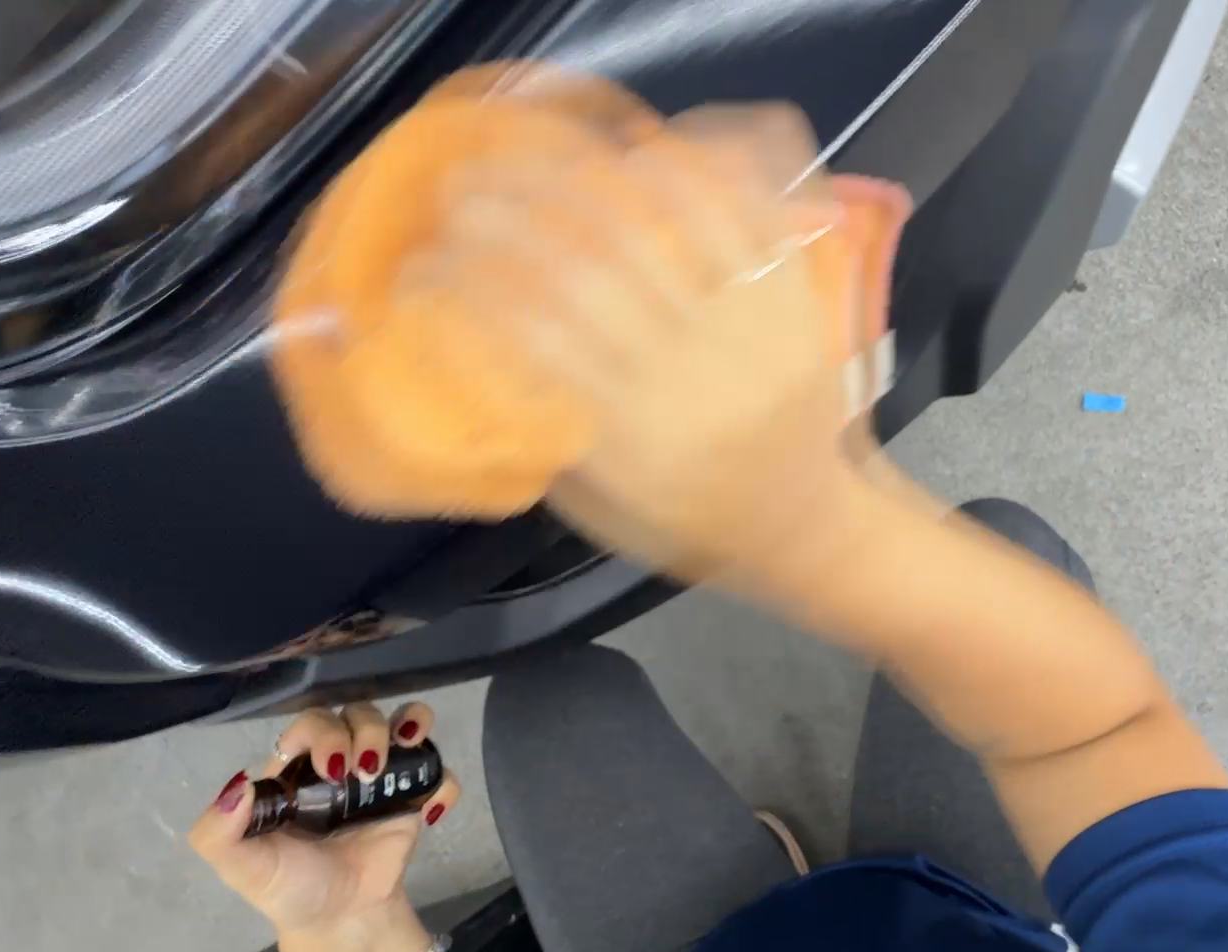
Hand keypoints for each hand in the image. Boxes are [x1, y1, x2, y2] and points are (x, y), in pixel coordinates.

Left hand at [189, 702, 462, 934]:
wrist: (339, 918)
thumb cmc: (288, 886)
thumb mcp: (241, 866)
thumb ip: (219, 832)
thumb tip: (237, 786)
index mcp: (302, 766)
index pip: (313, 722)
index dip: (325, 731)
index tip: (331, 768)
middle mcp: (345, 759)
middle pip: (362, 712)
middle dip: (369, 730)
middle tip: (365, 771)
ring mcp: (385, 774)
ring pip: (409, 721)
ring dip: (413, 724)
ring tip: (408, 747)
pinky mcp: (417, 797)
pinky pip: (442, 772)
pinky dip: (444, 784)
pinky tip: (429, 814)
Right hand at [440, 104, 875, 586]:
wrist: (808, 523)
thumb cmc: (697, 524)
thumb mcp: (607, 511)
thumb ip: (552, 439)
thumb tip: (492, 357)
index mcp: (636, 433)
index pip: (531, 332)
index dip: (463, 284)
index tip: (419, 263)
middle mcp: (691, 370)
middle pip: (585, 267)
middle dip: (505, 213)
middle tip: (458, 186)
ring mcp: (751, 325)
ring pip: (662, 222)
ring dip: (588, 174)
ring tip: (536, 151)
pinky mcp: (793, 301)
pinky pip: (748, 211)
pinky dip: (696, 168)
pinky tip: (645, 151)